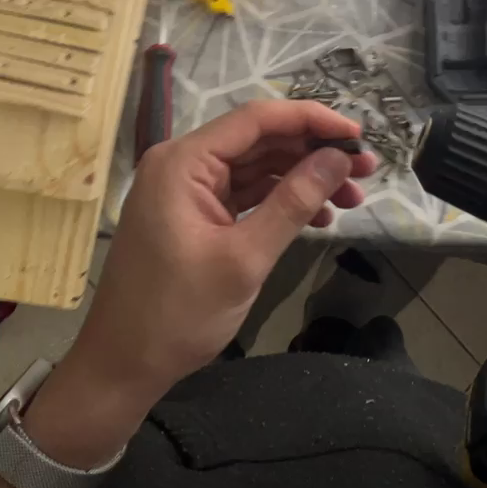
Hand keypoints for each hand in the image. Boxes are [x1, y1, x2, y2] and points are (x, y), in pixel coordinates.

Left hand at [65, 100, 376, 405]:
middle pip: (260, 140)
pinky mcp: (195, 213)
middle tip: (364, 171)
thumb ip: (293, 203)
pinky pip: (246, 193)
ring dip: (303, 178)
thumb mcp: (244, 259)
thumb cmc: (177, 315)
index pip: (257, 119)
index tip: (356, 136)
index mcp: (184, 161)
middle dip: (314, 153)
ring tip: (352, 198)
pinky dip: (282, 201)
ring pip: (258, 167)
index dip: (311, 120)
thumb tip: (338, 160)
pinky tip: (320, 218)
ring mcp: (188, 189)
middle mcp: (184, 163)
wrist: (121, 368)